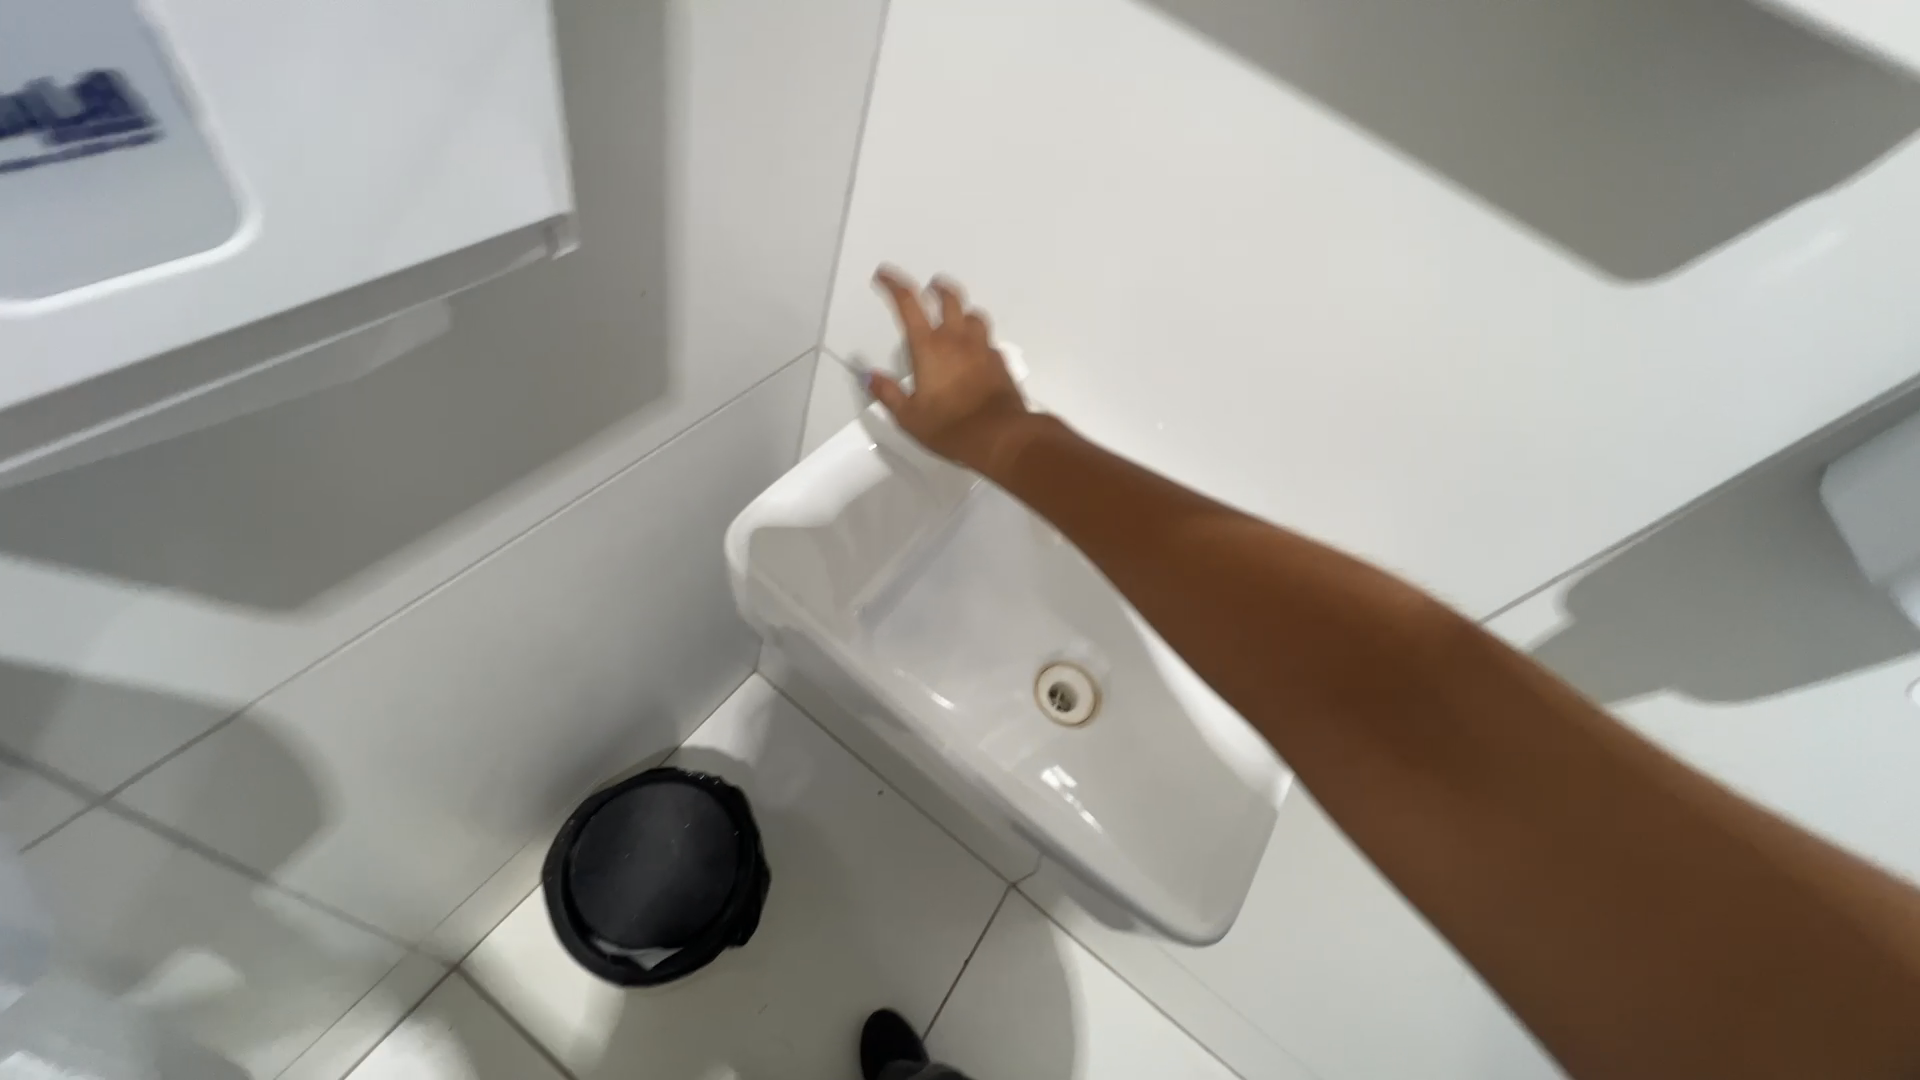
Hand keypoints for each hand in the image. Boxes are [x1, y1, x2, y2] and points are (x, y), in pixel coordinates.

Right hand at [869, 267, 1037, 475]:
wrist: (1000, 437)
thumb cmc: (949, 428)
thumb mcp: (909, 417)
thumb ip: (888, 393)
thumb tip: (870, 375)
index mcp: (929, 347)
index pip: (908, 303)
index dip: (893, 284)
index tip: (884, 275)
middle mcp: (957, 339)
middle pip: (949, 298)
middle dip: (937, 288)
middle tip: (931, 287)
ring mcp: (983, 349)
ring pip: (974, 315)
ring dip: (962, 311)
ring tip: (956, 318)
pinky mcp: (1000, 363)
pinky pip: (988, 341)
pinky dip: (978, 340)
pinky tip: (975, 352)